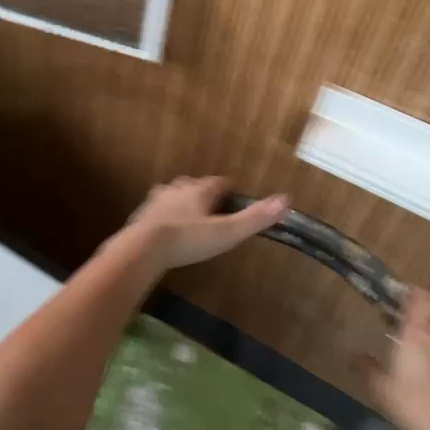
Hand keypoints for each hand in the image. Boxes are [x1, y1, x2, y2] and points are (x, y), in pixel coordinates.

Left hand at [116, 176, 287, 270]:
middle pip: (195, 186)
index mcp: (200, 190)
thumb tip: (285, 200)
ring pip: (174, 194)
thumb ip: (254, 218)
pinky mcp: (143, 213)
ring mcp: (158, 199)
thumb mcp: (227, 232)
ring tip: (190, 217)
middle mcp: (178, 188)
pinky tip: (166, 228)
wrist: (145, 246)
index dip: (228, 189)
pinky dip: (165, 215)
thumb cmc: (189, 239)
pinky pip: (157, 209)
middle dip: (204, 194)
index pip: (219, 183)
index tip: (234, 197)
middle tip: (213, 210)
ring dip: (183, 202)